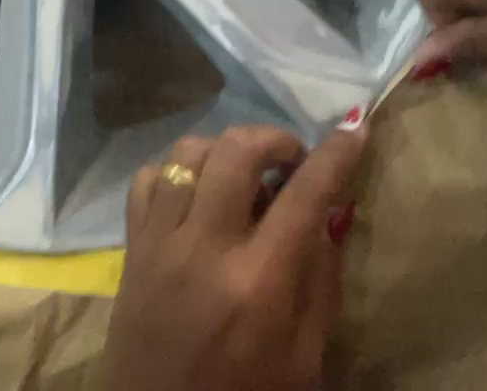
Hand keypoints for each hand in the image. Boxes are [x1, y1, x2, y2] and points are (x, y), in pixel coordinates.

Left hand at [101, 125, 365, 390]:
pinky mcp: (131, 248)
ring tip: (245, 176)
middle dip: (274, 139)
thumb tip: (328, 212)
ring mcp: (160, 243)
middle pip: (236, 150)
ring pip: (188, 152)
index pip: (305, 196)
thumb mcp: (304, 360)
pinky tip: (196, 192)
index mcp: (259, 284)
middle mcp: (205, 248)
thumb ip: (319, 280)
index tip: (354, 126)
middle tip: (292, 162)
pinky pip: (148, 179)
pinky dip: (177, 170)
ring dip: (225, 150)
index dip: (335, 154)